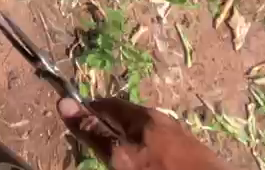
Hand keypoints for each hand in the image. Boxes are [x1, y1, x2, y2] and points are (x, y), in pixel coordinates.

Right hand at [58, 98, 227, 169]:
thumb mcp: (123, 159)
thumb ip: (95, 133)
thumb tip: (62, 101)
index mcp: (145, 116)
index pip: (105, 104)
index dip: (89, 114)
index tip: (81, 131)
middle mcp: (165, 121)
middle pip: (129, 121)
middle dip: (114, 134)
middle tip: (107, 156)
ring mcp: (187, 141)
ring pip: (150, 138)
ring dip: (137, 148)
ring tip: (131, 167)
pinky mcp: (202, 161)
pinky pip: (168, 152)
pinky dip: (156, 159)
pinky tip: (157, 169)